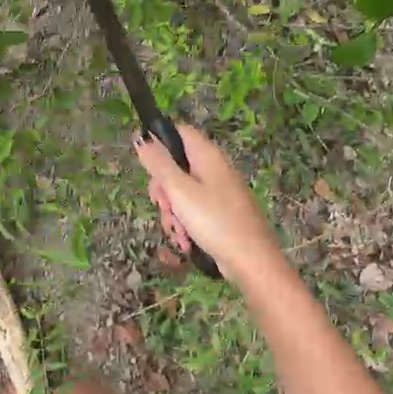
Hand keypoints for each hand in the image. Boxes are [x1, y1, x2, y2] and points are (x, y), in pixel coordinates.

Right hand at [133, 123, 278, 278]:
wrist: (251, 261)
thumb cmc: (214, 220)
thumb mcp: (179, 190)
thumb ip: (158, 163)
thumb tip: (140, 136)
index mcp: (207, 156)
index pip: (178, 132)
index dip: (159, 143)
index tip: (148, 167)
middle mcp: (215, 168)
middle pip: (176, 166)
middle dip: (163, 188)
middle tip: (162, 205)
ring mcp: (220, 191)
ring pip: (182, 191)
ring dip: (172, 211)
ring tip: (177, 231)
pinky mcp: (221, 212)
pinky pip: (194, 209)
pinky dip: (186, 222)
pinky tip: (187, 240)